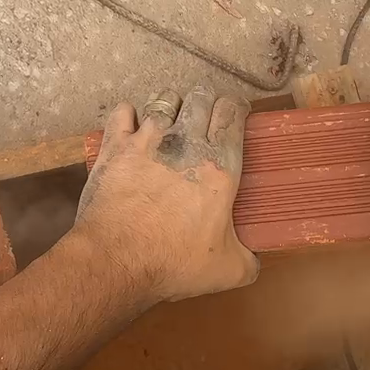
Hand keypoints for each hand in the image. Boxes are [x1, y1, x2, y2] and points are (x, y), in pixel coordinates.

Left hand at [75, 86, 258, 303]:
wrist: (117, 258)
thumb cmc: (174, 262)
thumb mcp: (229, 270)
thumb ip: (249, 261)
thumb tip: (254, 261)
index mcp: (220, 166)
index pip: (233, 116)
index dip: (236, 107)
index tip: (236, 112)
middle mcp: (186, 144)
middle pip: (201, 98)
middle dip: (206, 100)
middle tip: (206, 113)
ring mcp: (148, 140)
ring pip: (164, 99)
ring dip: (171, 104)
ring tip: (170, 116)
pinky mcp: (115, 146)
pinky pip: (122, 112)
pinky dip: (127, 114)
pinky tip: (130, 122)